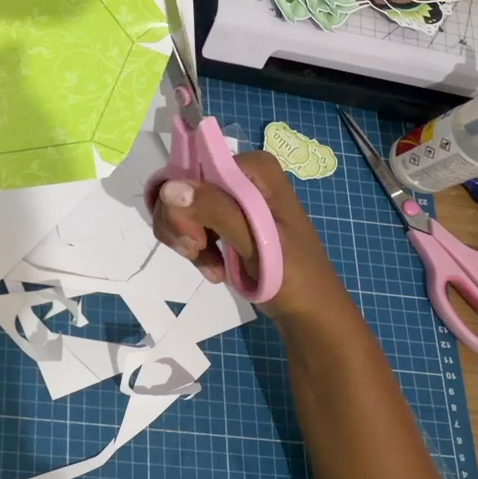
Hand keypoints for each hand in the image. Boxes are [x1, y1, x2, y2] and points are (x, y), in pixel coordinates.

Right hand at [151, 150, 354, 322]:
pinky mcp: (225, 218)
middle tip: (199, 253)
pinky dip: (194, 249)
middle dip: (182, 226)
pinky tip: (214, 267)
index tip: (197, 241)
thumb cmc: (293, 276)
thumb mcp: (256, 243)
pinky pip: (188, 225)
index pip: (192, 172)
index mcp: (254, 170)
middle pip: (181, 189)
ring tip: (213, 266)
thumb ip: (215, 211)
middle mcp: (240, 175)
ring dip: (188, 242)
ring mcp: (232, 197)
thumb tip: (169, 187)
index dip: (184, 205)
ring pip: (179, 209)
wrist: (308, 309)